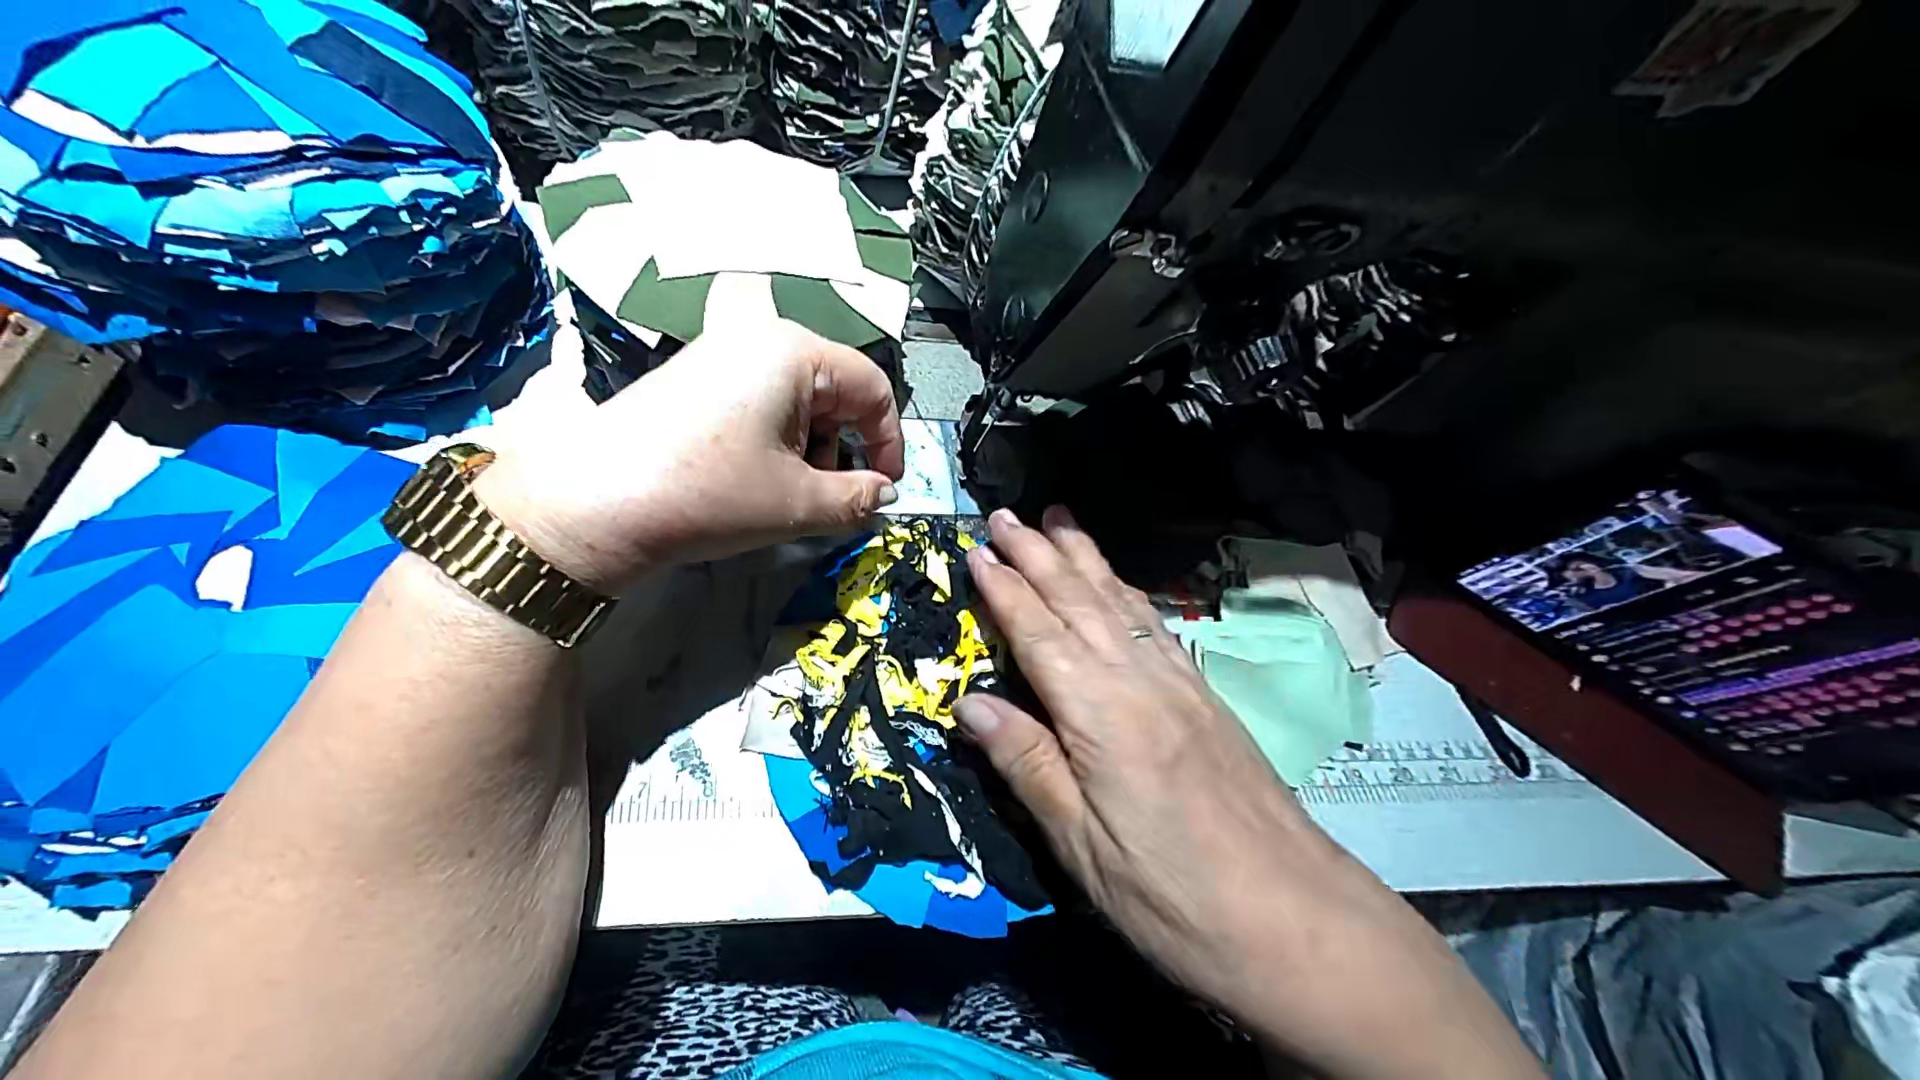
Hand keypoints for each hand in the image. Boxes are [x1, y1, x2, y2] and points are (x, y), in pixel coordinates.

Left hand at [473, 319, 903, 593]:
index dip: (889, 441)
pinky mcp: (694, 378)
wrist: (591, 506)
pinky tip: (753, 477)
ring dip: (810, 448)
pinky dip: (775, 441)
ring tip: (786, 492)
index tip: (885, 487)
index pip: (873, 386)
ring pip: (798, 399)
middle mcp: (757, 336)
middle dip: (844, 447)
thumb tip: (885, 494)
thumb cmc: (709, 494)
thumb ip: (859, 497)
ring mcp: (720, 353)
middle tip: (830, 495)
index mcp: (793, 351)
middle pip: (835, 390)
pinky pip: (760, 401)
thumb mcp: (799, 503)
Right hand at [954, 507, 1541, 1079]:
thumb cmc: (1176, 897)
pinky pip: (1153, 624)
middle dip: (1038, 553)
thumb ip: (1027, 764)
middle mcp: (1141, 682)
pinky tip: (1116, 582)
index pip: (1039, 635)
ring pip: (1119, 602)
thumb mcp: (1082, 847)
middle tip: (1005, 513)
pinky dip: (1124, 590)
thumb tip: (970, 702)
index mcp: (1102, 716)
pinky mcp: (1204, 696)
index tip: (977, 551)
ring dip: (1084, 557)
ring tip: (1058, 520)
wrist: (1300, 922)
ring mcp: (1179, 684)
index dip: (1004, 591)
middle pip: (1079, 602)